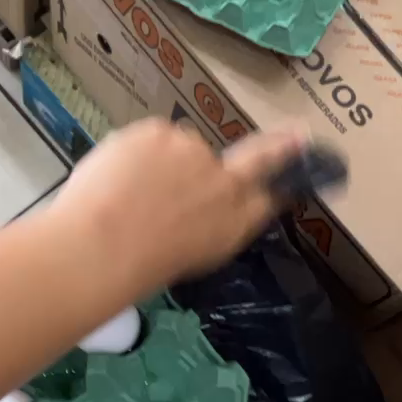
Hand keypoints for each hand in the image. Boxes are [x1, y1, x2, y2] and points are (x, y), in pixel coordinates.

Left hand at [47, 119, 308, 291]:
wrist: (102, 247)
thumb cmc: (137, 270)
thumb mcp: (186, 258)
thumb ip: (200, 228)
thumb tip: (192, 215)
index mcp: (232, 226)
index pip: (268, 198)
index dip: (279, 180)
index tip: (299, 164)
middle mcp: (225, 184)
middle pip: (259, 157)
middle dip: (281, 145)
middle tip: (297, 135)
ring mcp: (194, 152)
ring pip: (177, 150)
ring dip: (159, 163)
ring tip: (127, 192)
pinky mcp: (161, 131)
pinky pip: (147, 139)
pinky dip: (132, 154)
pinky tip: (116, 178)